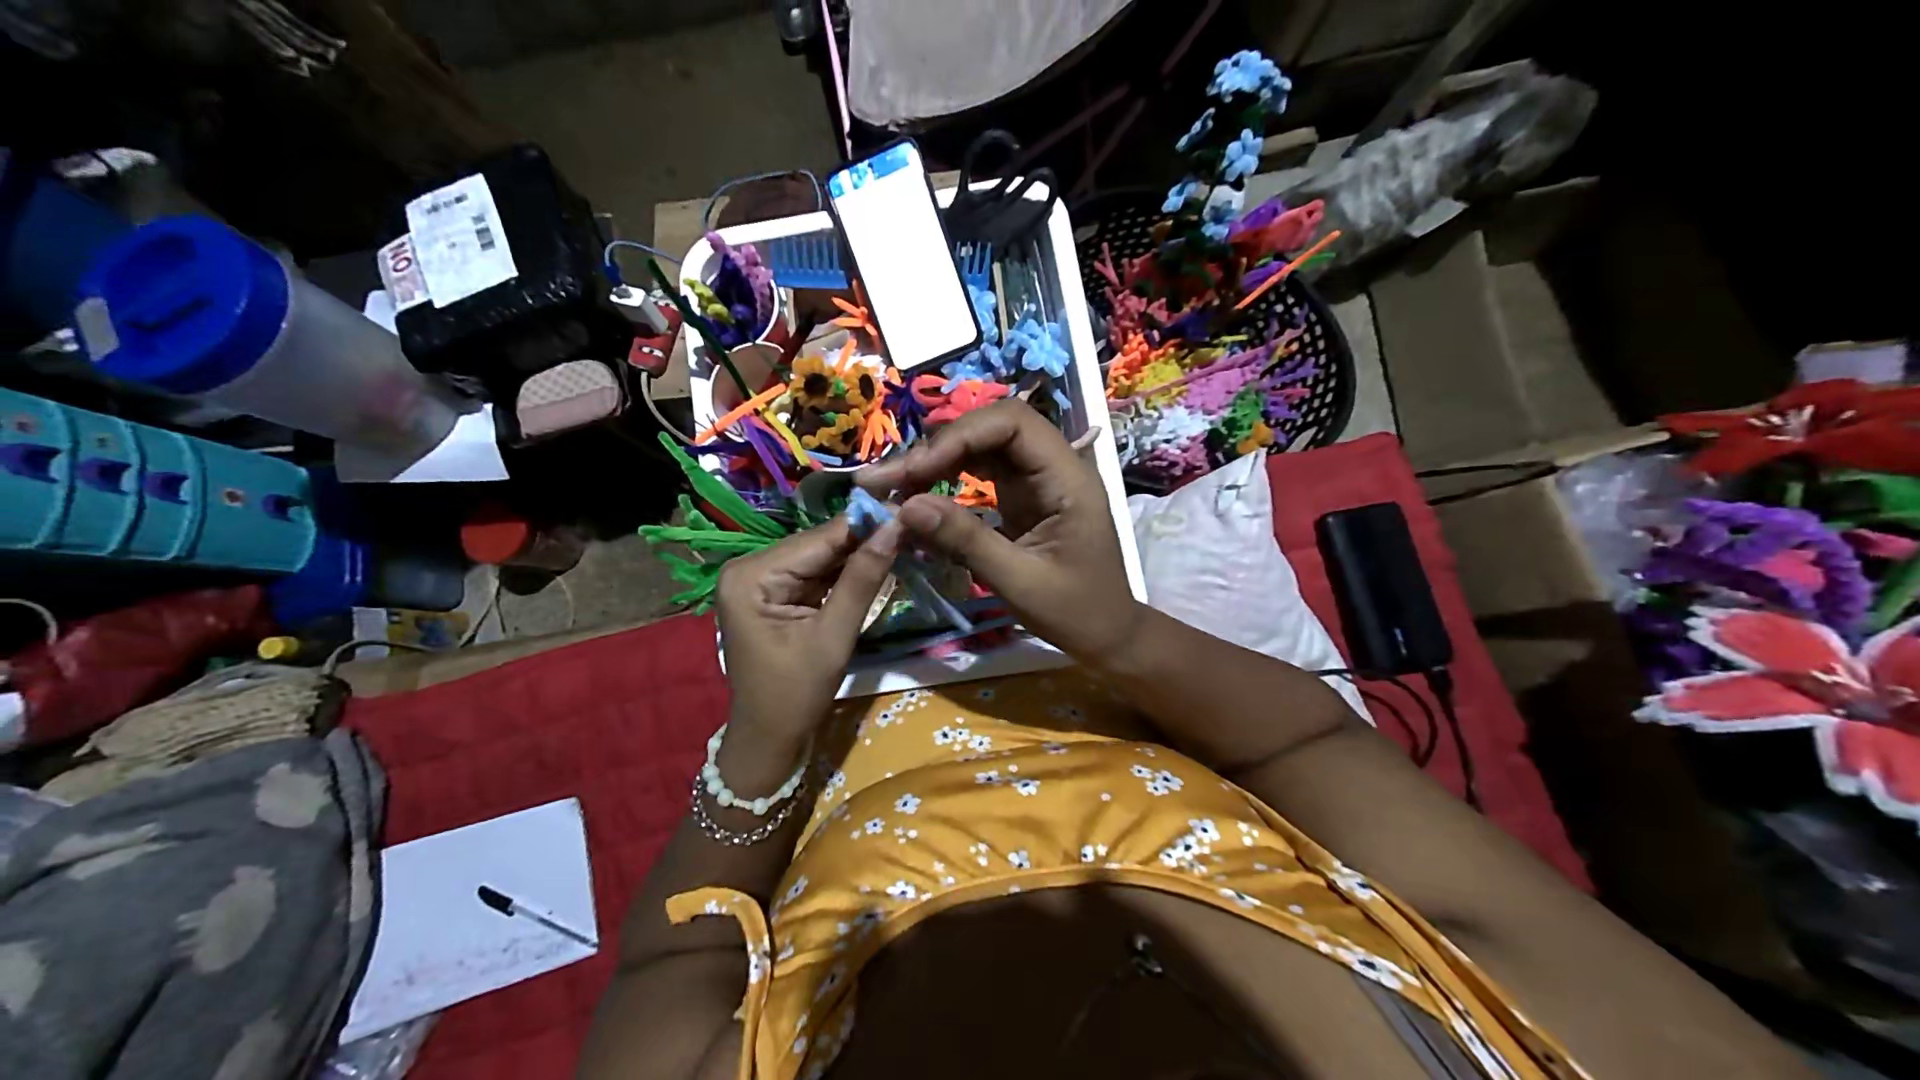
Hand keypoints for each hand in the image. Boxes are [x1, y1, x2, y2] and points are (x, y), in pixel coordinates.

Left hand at [716, 516, 899, 747]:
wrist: (769, 739)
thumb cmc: (795, 695)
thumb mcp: (833, 636)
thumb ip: (862, 580)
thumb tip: (894, 528)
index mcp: (752, 575)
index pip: (819, 539)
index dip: (866, 524)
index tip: (910, 509)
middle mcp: (749, 567)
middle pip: (819, 545)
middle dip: (864, 539)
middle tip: (913, 526)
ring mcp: (760, 580)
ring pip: (821, 557)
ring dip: (858, 554)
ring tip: (904, 539)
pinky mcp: (774, 593)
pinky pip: (816, 574)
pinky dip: (845, 574)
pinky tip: (878, 563)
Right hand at [856, 400, 1141, 661]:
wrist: (1107, 633)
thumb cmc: (1076, 611)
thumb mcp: (1020, 582)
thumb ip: (966, 541)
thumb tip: (906, 506)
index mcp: (1067, 478)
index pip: (1012, 423)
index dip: (960, 436)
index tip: (916, 471)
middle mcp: (1053, 466)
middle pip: (991, 428)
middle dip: (938, 447)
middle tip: (887, 480)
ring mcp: (1036, 479)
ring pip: (981, 446)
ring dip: (937, 460)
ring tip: (893, 485)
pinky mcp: (1021, 496)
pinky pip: (980, 471)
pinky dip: (947, 478)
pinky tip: (918, 494)